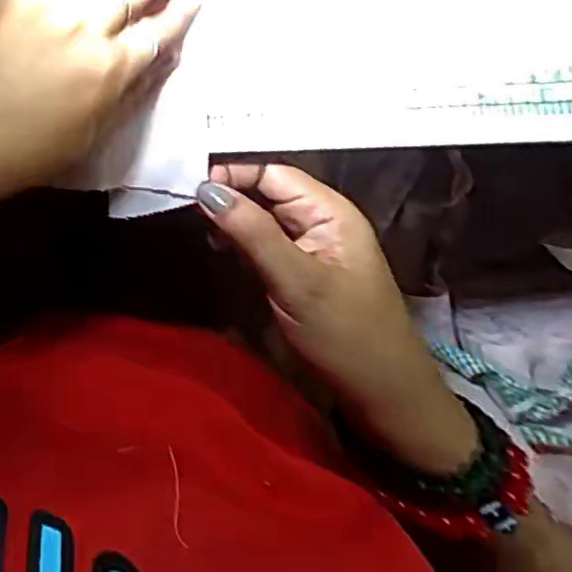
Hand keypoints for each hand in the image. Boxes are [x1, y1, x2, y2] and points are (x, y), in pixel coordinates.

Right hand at [198, 164, 479, 472]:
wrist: (384, 399)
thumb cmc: (347, 336)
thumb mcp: (297, 281)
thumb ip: (252, 232)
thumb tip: (208, 190)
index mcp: (329, 211)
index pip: (272, 173)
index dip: (233, 173)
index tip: (192, 186)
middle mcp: (319, 220)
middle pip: (265, 192)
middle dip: (229, 195)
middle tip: (187, 206)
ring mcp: (309, 246)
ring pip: (261, 217)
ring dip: (231, 219)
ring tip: (198, 226)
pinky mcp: (299, 270)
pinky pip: (264, 243)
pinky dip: (240, 242)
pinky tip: (219, 247)